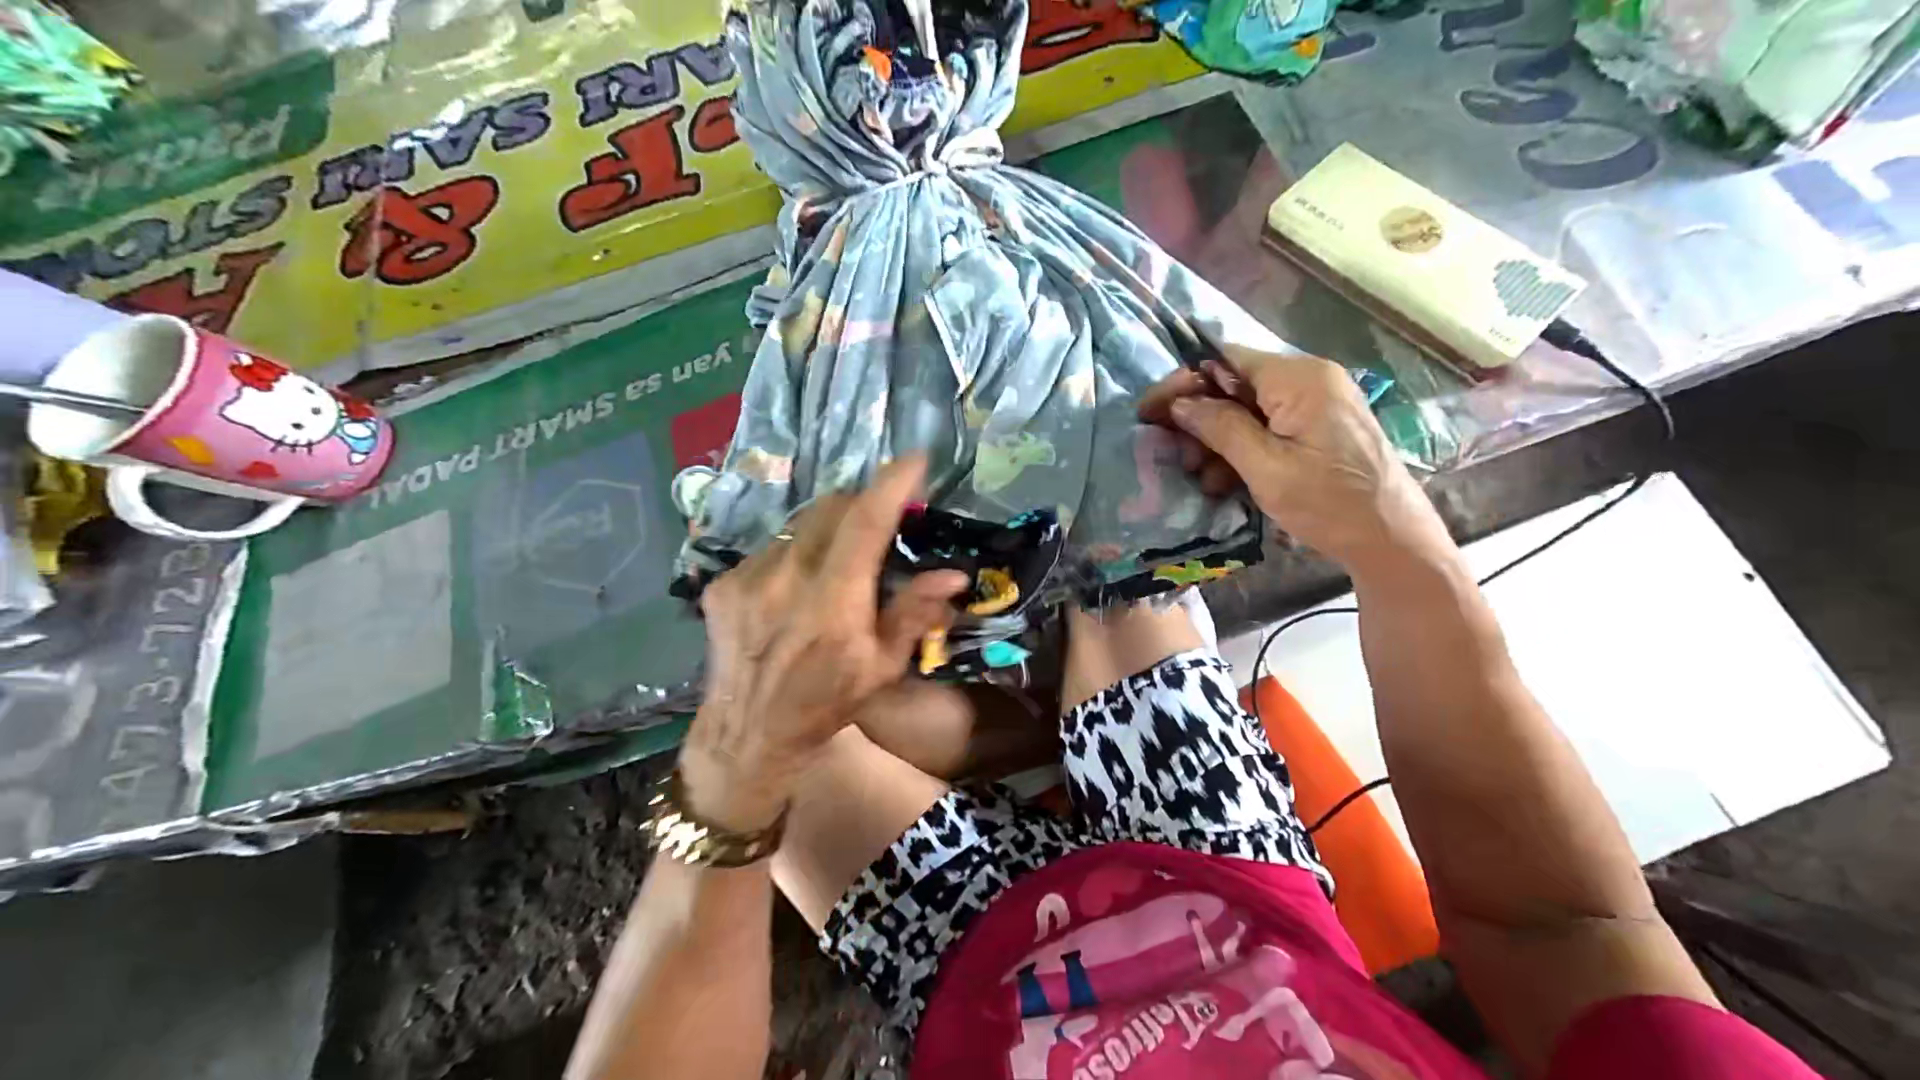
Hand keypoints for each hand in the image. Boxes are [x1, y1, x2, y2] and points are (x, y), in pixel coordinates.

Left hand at [679, 456, 968, 830]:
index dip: (892, 485)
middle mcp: (787, 580)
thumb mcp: (882, 669)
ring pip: (800, 524)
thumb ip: (915, 614)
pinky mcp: (724, 582)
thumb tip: (953, 574)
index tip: (914, 460)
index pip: (866, 524)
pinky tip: (796, 584)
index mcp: (834, 605)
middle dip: (862, 502)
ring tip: (837, 560)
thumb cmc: (826, 704)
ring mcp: (749, 578)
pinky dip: (795, 551)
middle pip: (831, 508)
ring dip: (828, 529)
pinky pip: (771, 545)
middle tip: (881, 519)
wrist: (747, 736)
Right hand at [1139, 345, 1454, 577]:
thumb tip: (1180, 403)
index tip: (1150, 413)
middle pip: (1234, 385)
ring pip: (1247, 410)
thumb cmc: (1329, 503)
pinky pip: (1267, 428)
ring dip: (1216, 440)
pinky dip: (1241, 450)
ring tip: (1199, 476)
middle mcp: (1309, 380)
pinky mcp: (1318, 429)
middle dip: (1199, 418)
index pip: (1224, 360)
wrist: (1392, 540)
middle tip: (1174, 454)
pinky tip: (1224, 481)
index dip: (1183, 383)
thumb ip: (1220, 427)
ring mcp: (1316, 404)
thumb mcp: (1265, 467)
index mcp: (1299, 378)